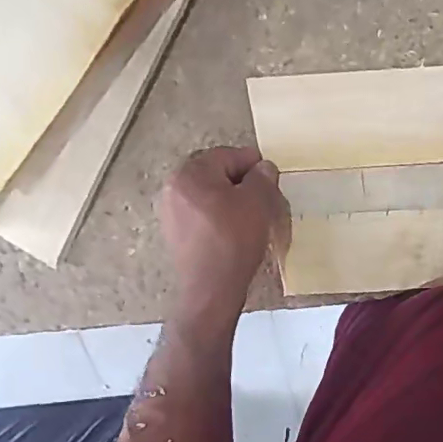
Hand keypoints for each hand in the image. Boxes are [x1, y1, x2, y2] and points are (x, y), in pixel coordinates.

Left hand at [159, 147, 283, 323]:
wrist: (211, 286)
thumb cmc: (235, 239)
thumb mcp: (258, 203)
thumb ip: (262, 178)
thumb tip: (264, 168)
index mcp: (190, 173)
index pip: (227, 155)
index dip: (253, 163)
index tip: (271, 176)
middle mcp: (173, 187)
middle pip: (214, 173)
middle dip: (240, 180)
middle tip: (264, 195)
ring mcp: (170, 211)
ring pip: (208, 194)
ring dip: (230, 198)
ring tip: (252, 214)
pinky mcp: (175, 232)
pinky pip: (201, 213)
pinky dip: (219, 215)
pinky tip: (235, 230)